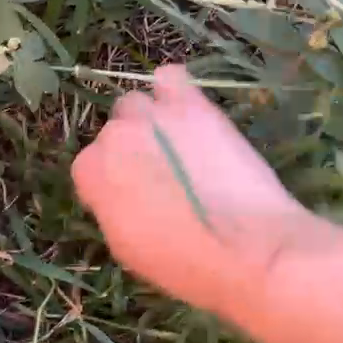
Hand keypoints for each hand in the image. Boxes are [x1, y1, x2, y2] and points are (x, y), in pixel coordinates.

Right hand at [71, 65, 319, 317]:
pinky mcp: (191, 105)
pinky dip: (173, 89)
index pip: (90, 167)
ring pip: (137, 105)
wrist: (253, 251)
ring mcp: (150, 115)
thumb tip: (118, 192)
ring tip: (180, 145)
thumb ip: (109, 207)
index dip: (114, 183)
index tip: (137, 200)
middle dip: (133, 151)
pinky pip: (169, 78)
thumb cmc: (187, 264)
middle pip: (114, 134)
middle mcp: (111, 135)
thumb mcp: (127, 248)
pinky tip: (188, 110)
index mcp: (89, 171)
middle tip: (164, 177)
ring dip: (150, 122)